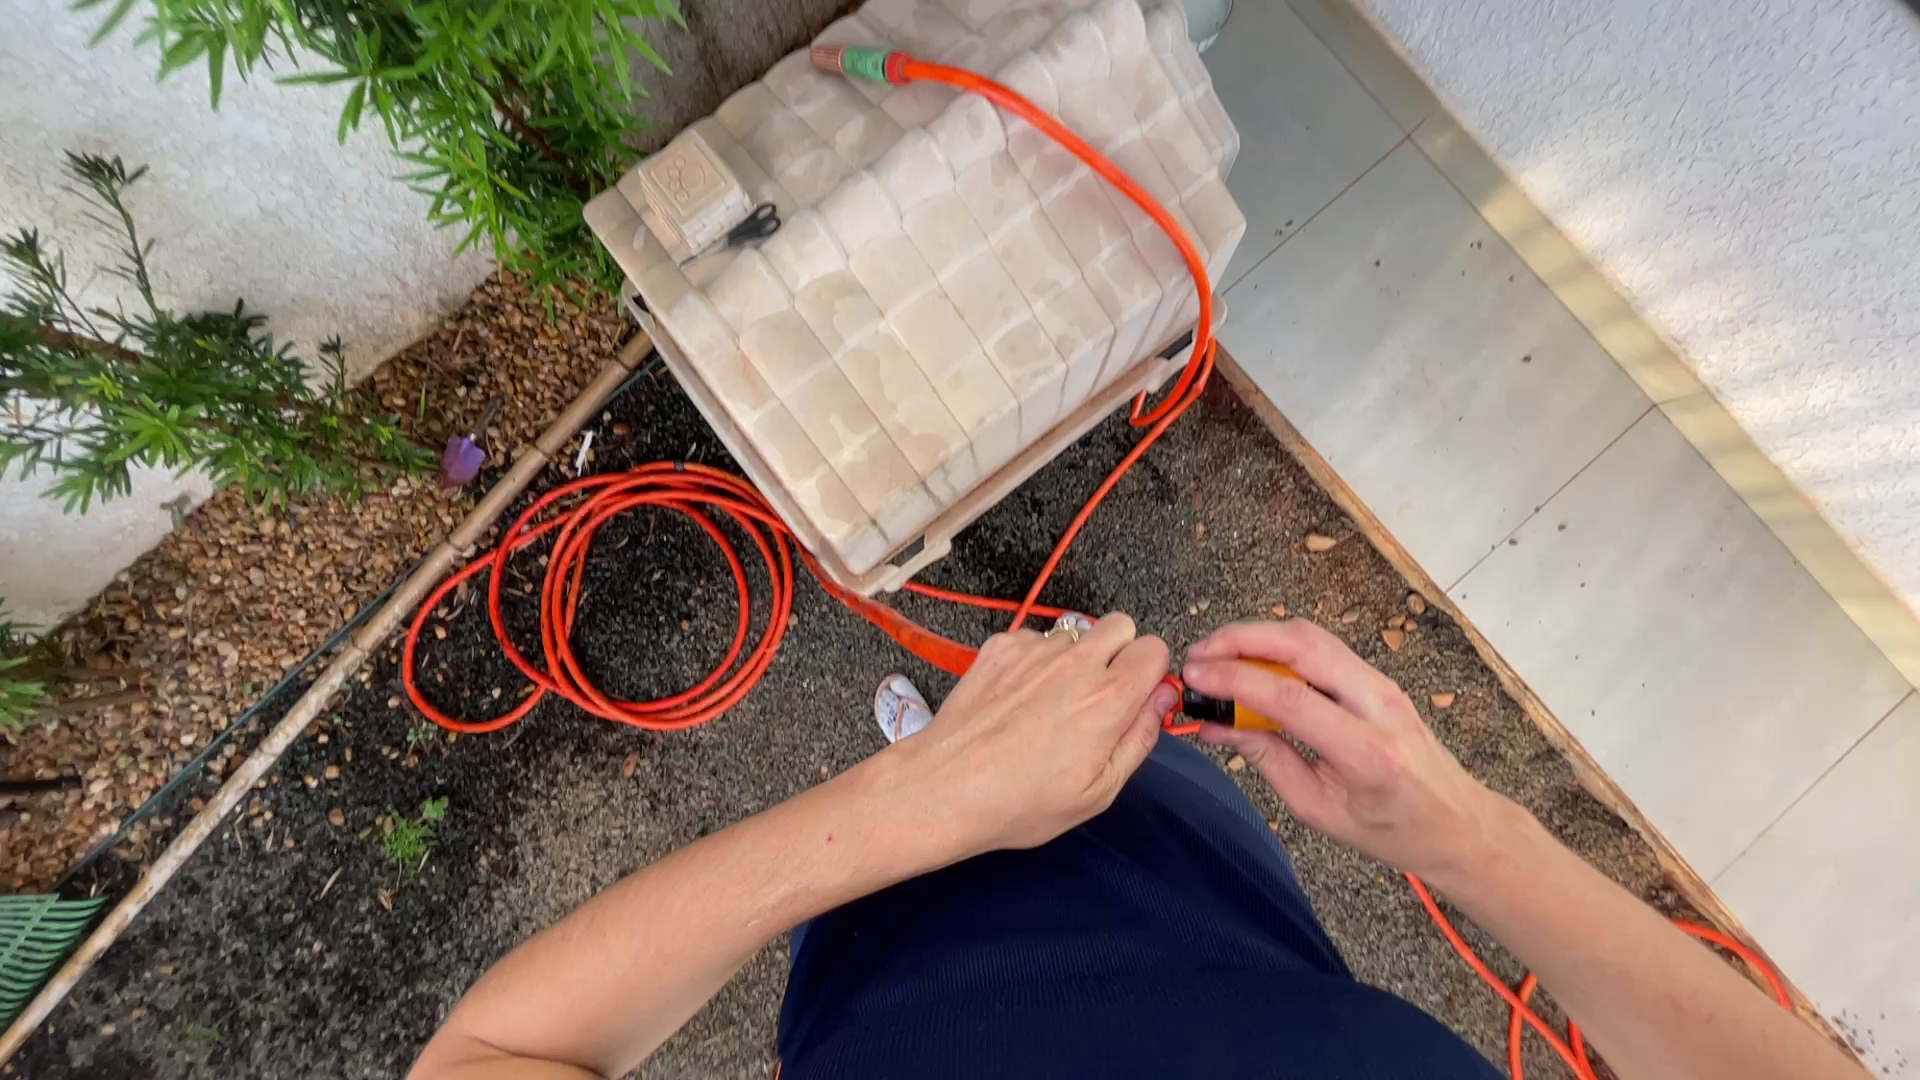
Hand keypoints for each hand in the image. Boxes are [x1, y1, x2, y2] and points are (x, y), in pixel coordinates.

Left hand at [881, 613, 1177, 862]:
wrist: (947, 786)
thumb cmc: (1022, 801)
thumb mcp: (1099, 791)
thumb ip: (1139, 737)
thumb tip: (1161, 698)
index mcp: (1108, 697)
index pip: (1155, 648)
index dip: (1149, 671)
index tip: (1135, 695)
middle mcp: (1074, 662)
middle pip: (1120, 624)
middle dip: (1118, 652)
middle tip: (1098, 691)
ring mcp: (1034, 650)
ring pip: (1074, 633)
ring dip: (1072, 658)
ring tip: (1048, 702)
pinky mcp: (1000, 646)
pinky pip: (1033, 639)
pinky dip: (1033, 660)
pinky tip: (1016, 697)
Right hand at [1182, 620, 1512, 881]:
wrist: (1459, 823)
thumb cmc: (1390, 829)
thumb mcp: (1317, 808)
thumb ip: (1265, 757)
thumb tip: (1213, 723)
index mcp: (1367, 752)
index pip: (1289, 697)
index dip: (1234, 679)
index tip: (1194, 676)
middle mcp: (1378, 704)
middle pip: (1301, 643)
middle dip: (1240, 639)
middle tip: (1198, 654)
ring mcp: (1381, 683)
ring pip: (1309, 634)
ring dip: (1254, 635)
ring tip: (1215, 653)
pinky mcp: (1374, 675)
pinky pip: (1318, 644)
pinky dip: (1275, 642)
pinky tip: (1248, 657)